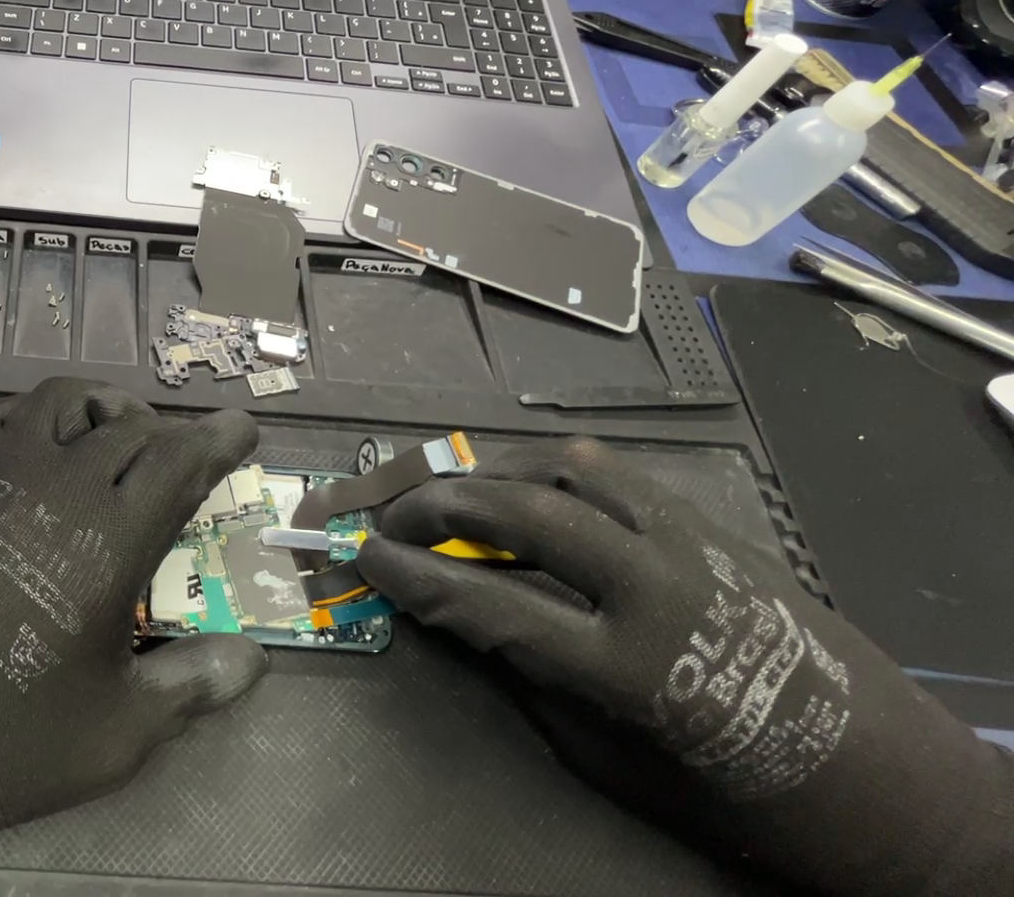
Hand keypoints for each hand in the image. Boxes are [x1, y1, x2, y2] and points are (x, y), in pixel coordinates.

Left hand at [0, 379, 266, 896]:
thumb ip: (190, 687)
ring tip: (117, 437)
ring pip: (60, 400)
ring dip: (102, 407)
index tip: (241, 427)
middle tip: (186, 455)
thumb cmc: (1, 736)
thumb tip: (252, 659)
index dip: (216, 439)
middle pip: (128, 427)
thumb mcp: (114, 733)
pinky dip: (40, 413)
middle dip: (169, 432)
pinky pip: (2, 416)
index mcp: (107, 543)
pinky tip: (48, 448)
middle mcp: (56, 488)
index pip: (176, 461)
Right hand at [356, 437, 1013, 896]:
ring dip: (484, 470)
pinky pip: (609, 471)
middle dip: (432, 505)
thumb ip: (521, 672)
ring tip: (438, 487)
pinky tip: (513, 480)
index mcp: (633, 668)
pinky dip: (541, 465)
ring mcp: (692, 543)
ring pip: (564, 469)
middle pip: (518, 512)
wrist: (902, 790)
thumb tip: (447, 609)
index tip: (361, 555)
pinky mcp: (712, 524)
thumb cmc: (737, 796)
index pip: (486, 600)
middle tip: (385, 516)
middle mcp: (661, 587)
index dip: (409, 573)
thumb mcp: (608, 758)